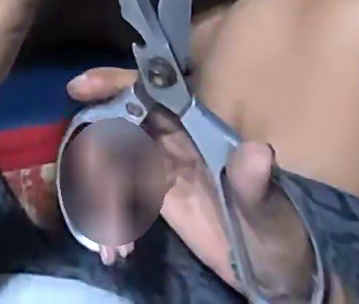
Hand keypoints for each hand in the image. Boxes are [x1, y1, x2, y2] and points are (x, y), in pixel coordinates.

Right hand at [68, 69, 319, 298]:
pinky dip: (112, 218)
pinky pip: (123, 193)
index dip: (118, 83)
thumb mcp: (270, 212)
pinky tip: (116, 249)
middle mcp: (179, 135)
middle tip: (79, 175)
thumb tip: (258, 152)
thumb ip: (257, 184)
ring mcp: (166, 163)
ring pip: (117, 156)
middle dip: (95, 137)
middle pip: (125, 117)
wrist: (277, 275)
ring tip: (108, 240)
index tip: (81, 87)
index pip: (154, 90)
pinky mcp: (158, 194)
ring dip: (101, 193)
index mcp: (202, 125)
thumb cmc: (279, 232)